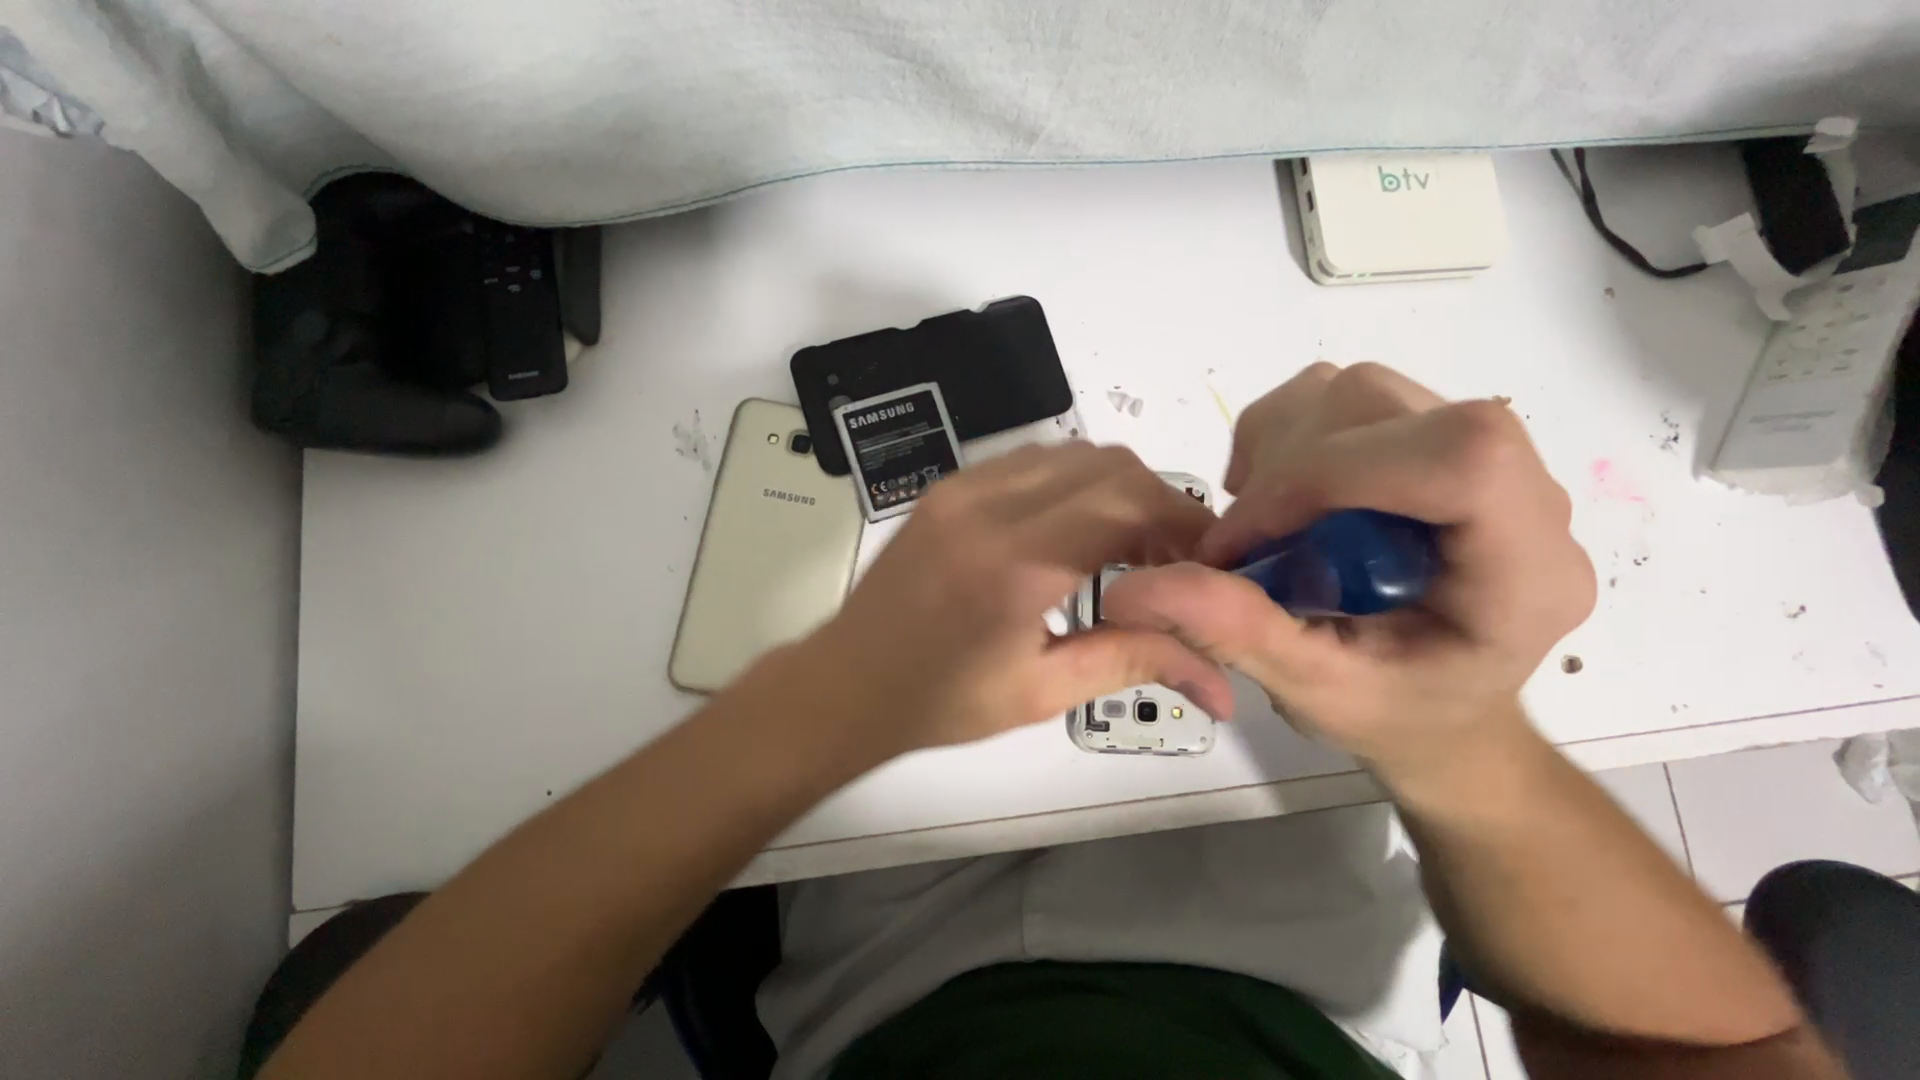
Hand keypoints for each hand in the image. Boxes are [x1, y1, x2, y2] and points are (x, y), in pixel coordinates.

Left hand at [791, 442, 1235, 755]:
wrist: (847, 683)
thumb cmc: (942, 702)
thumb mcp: (1043, 693)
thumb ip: (1133, 659)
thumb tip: (1217, 669)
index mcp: (1015, 565)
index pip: (1126, 502)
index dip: (1181, 520)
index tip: (1207, 556)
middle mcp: (988, 507)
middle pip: (1106, 465)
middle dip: (1156, 502)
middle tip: (1172, 558)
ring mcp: (961, 489)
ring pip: (1070, 454)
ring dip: (1114, 488)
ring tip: (1127, 546)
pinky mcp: (947, 488)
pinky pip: (1030, 462)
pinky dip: (1071, 483)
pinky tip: (1074, 532)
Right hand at [1100, 362, 1594, 782]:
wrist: (1440, 707)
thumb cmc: (1395, 715)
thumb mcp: (1315, 692)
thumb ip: (1237, 633)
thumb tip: (1134, 588)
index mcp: (1523, 570)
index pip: (1457, 457)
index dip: (1332, 472)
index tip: (1249, 538)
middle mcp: (1522, 496)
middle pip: (1391, 408)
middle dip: (1288, 465)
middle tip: (1242, 543)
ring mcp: (1481, 460)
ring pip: (1361, 391)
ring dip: (1281, 447)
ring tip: (1259, 524)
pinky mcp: (1432, 443)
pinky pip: (1347, 397)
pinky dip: (1286, 434)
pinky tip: (1277, 498)